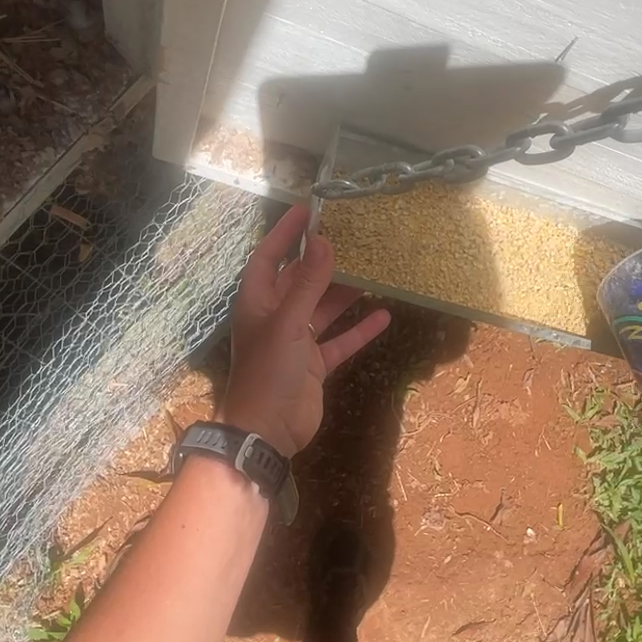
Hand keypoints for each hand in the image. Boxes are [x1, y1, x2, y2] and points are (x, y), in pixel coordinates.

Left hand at [219, 205, 390, 456]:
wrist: (267, 431)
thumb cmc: (269, 372)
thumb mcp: (288, 323)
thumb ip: (308, 283)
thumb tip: (324, 241)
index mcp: (258, 303)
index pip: (268, 257)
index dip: (285, 234)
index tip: (309, 211)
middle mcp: (276, 318)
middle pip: (300, 281)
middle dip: (322, 261)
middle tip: (352, 238)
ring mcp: (295, 343)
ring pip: (323, 310)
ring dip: (344, 293)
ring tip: (373, 271)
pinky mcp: (314, 366)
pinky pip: (339, 341)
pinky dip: (358, 330)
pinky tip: (383, 315)